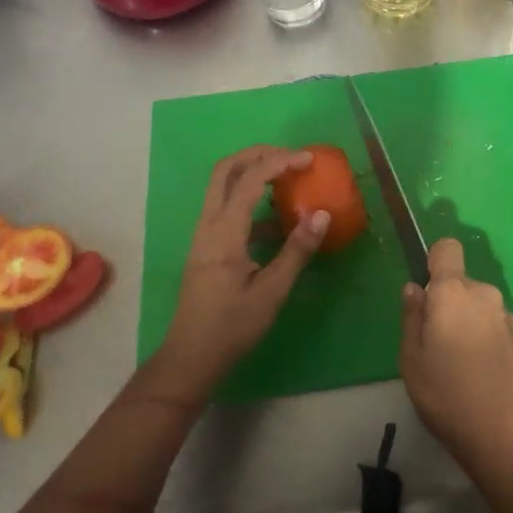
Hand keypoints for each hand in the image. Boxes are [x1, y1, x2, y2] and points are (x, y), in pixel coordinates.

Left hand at [149, 146, 327, 404]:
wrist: (190, 358)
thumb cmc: (231, 327)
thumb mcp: (272, 292)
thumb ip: (297, 250)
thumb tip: (322, 213)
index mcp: (224, 232)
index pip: (249, 179)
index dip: (280, 162)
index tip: (308, 160)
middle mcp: (208, 225)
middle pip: (226, 170)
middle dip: (258, 154)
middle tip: (290, 156)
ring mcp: (204, 235)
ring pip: (222, 186)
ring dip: (252, 173)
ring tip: (287, 178)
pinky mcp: (207, 247)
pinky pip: (226, 208)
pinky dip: (250, 199)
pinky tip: (277, 220)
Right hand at [399, 240, 512, 468]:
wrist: (509, 434)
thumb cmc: (448, 394)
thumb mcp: (412, 360)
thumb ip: (412, 318)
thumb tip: (414, 289)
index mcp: (453, 291)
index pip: (447, 248)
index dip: (433, 261)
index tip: (424, 295)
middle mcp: (483, 294)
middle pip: (459, 283)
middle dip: (445, 303)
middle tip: (432, 345)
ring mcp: (505, 316)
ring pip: (475, 306)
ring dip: (463, 323)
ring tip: (454, 366)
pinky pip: (490, 325)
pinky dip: (480, 339)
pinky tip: (475, 375)